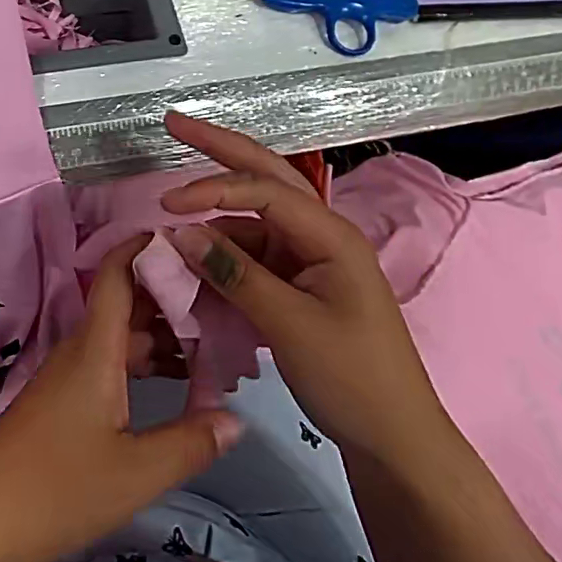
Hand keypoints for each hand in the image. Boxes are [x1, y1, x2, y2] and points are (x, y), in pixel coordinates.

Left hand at [0, 235, 243, 561]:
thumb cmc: (56, 487)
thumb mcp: (135, 472)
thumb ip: (190, 442)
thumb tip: (237, 419)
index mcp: (96, 347)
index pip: (117, 274)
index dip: (145, 246)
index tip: (187, 236)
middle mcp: (84, 348)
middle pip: (129, 302)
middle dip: (173, 293)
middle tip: (225, 293)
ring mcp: (74, 373)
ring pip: (124, 335)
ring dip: (165, 332)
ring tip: (216, 337)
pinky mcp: (70, 397)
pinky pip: (115, 361)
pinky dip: (148, 361)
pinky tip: (180, 381)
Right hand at [157, 111, 444, 462]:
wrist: (394, 439)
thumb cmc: (353, 378)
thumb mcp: (290, 325)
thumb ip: (234, 274)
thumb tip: (180, 234)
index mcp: (330, 234)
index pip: (264, 190)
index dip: (213, 189)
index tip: (167, 205)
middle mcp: (318, 234)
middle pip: (265, 176)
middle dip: (220, 148)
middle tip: (175, 122)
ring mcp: (306, 258)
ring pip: (250, 221)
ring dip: (213, 219)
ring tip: (170, 220)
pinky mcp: (296, 283)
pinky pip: (249, 257)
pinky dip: (220, 257)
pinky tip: (193, 264)